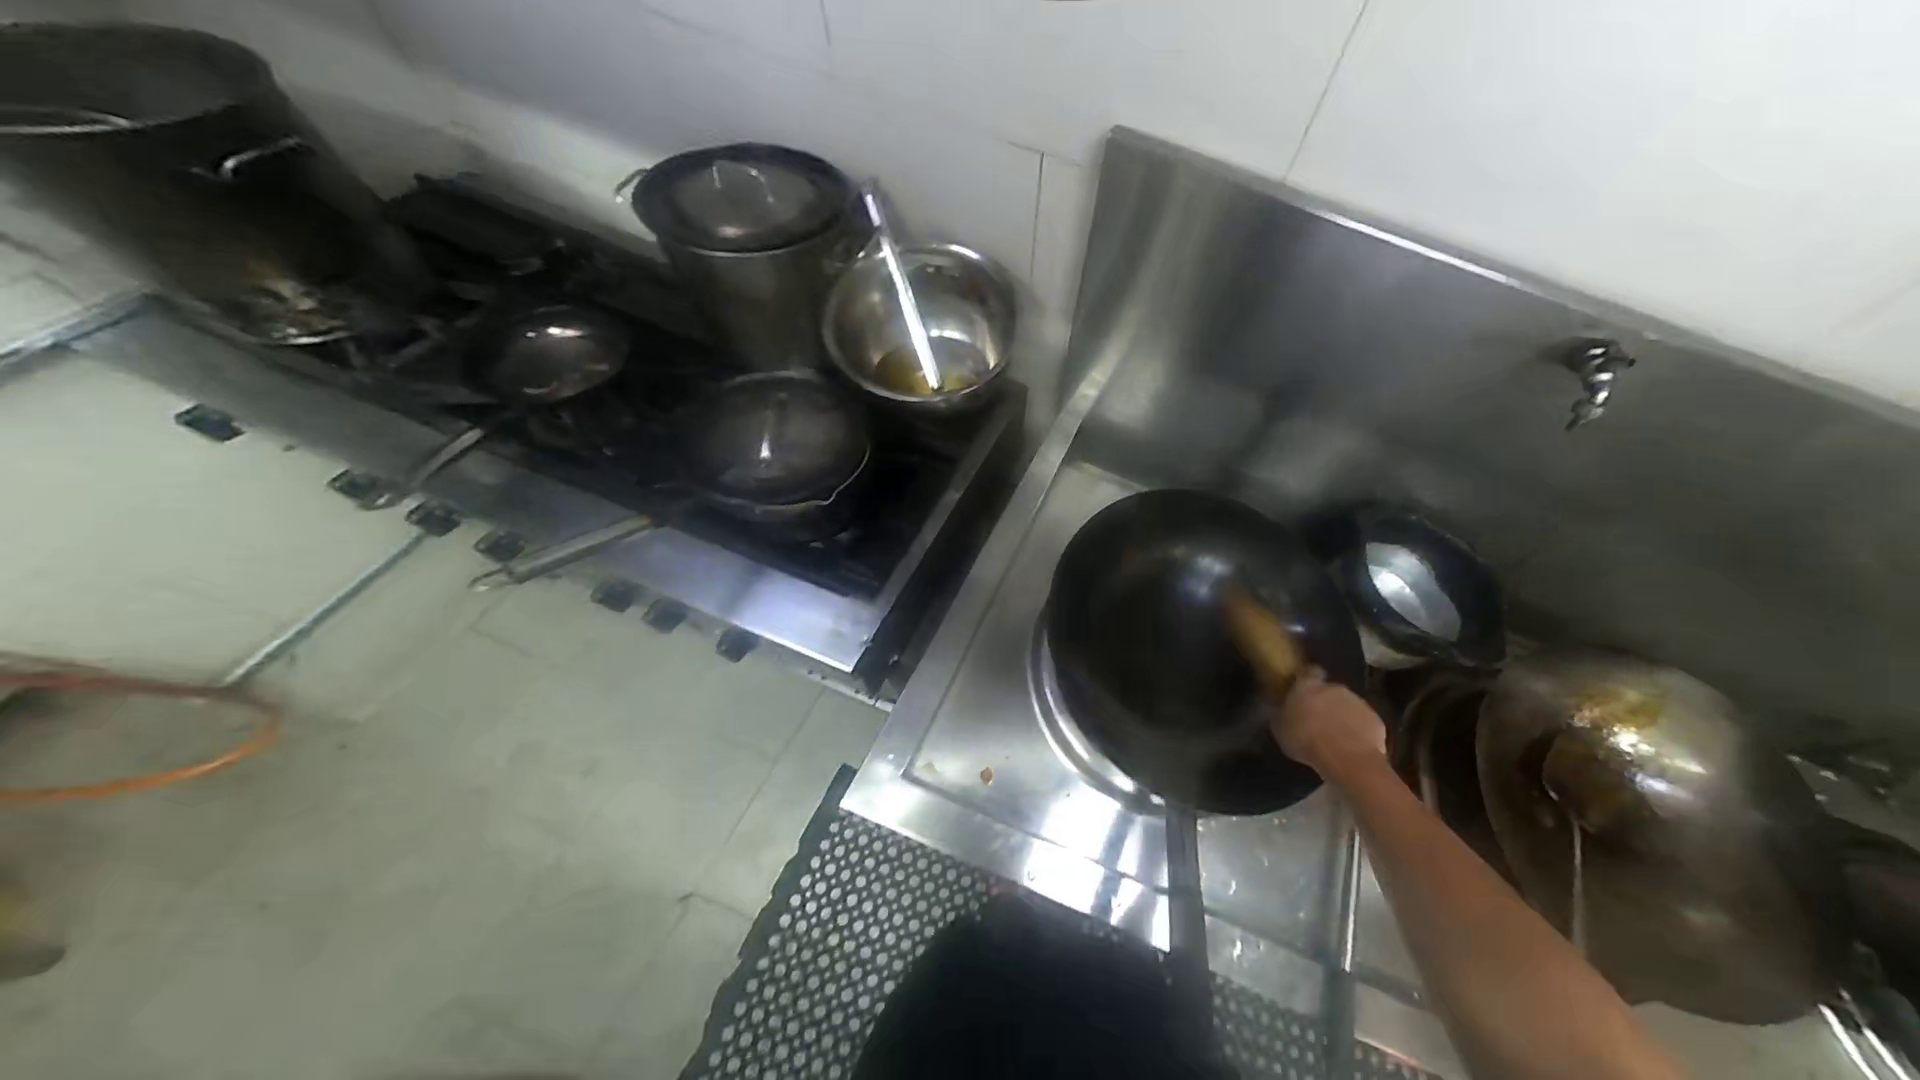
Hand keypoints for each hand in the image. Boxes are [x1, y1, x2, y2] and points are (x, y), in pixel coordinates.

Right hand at [1271, 666, 1386, 782]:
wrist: (1348, 759)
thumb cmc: (1306, 741)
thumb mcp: (1279, 730)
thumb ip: (1279, 714)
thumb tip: (1276, 707)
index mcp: (1308, 686)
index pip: (1309, 672)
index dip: (1307, 679)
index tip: (1303, 690)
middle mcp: (1334, 688)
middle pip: (1329, 690)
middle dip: (1325, 701)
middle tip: (1317, 720)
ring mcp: (1358, 703)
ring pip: (1347, 705)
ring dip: (1342, 715)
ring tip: (1335, 736)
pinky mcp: (1376, 720)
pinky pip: (1363, 722)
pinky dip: (1358, 729)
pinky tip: (1352, 746)